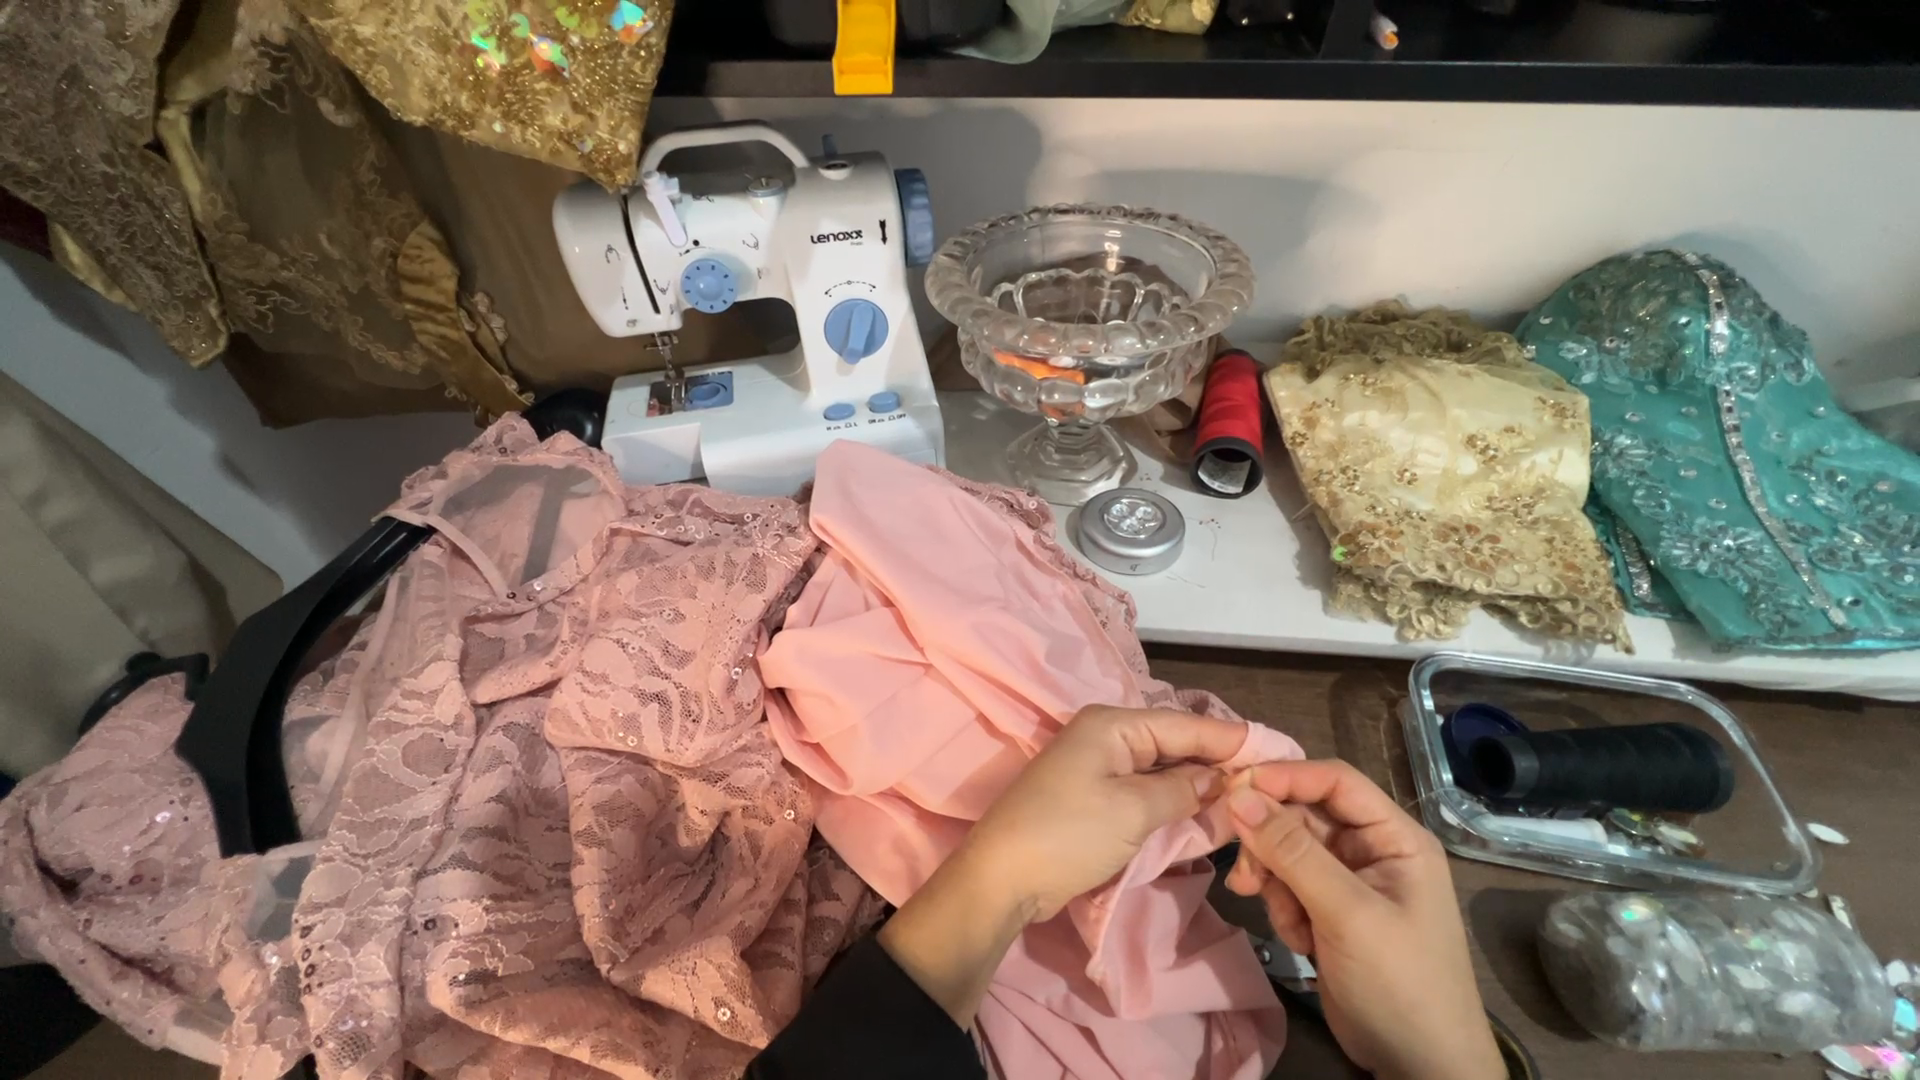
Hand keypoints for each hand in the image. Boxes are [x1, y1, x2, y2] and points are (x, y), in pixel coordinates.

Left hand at [965, 704, 1249, 921]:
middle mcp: (1107, 737)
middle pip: (1175, 744)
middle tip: (1270, 780)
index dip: (1229, 739)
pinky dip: (1175, 801)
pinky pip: (1146, 790)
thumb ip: (1180, 791)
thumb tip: (1219, 780)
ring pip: (1163, 769)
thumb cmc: (1067, 833)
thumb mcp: (1131, 810)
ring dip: (1199, 784)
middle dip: (1218, 762)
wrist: (1003, 876)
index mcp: (1112, 725)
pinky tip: (1206, 812)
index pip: (1184, 725)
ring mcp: (1100, 767)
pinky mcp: (1097, 797)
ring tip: (1250, 796)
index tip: (1277, 750)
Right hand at [1223, 760, 1504, 1079]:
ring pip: (1286, 848)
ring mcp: (1348, 880)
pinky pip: (1286, 882)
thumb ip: (1291, 851)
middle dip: (1270, 840)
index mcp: (1394, 837)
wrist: (1421, 1072)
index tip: (1234, 787)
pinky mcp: (1327, 909)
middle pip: (1301, 814)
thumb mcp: (1347, 914)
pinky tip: (1296, 937)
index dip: (1285, 776)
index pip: (1333, 781)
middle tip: (1244, 872)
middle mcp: (1371, 849)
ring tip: (1273, 911)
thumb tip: (1237, 793)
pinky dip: (1280, 903)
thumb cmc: (1401, 984)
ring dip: (1272, 877)